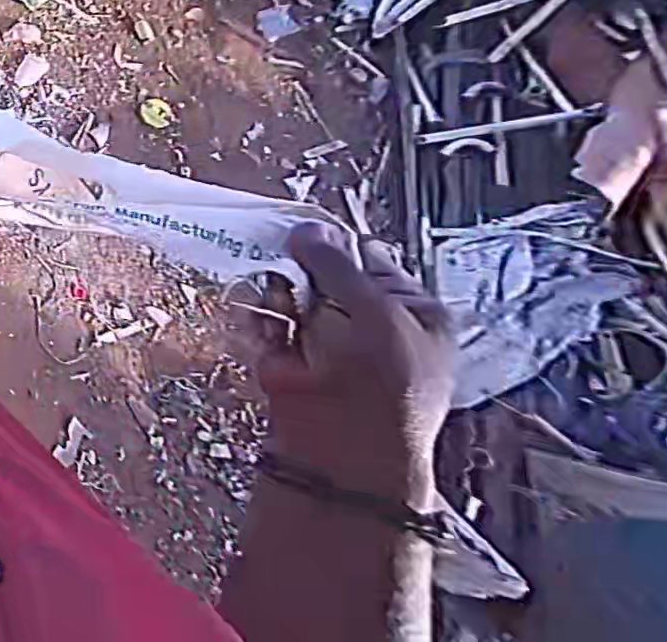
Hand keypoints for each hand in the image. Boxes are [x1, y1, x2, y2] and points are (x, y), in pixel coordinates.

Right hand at [254, 223, 453, 505]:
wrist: (338, 440)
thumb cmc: (377, 377)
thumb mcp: (372, 311)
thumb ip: (335, 264)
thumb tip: (306, 226)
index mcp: (406, 307)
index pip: (364, 255)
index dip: (332, 244)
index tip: (302, 234)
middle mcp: (364, 315)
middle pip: (318, 268)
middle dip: (298, 269)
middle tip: (292, 280)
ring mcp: (321, 330)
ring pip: (286, 286)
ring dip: (277, 294)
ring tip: (284, 314)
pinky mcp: (283, 343)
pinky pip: (264, 311)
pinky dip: (260, 315)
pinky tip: (268, 328)